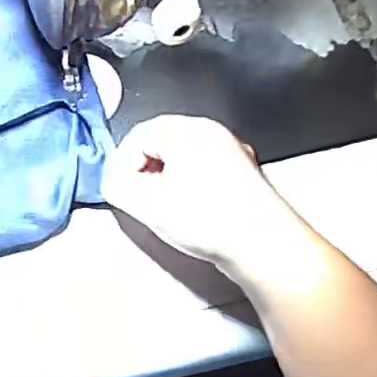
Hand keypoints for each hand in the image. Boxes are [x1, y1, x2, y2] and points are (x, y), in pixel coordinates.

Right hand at [100, 115, 306, 277]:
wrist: (263, 245)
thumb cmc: (212, 221)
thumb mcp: (148, 205)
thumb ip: (119, 187)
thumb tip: (114, 182)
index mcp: (188, 131)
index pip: (138, 135)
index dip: (122, 163)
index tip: (119, 187)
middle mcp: (214, 135)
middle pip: (163, 144)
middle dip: (144, 171)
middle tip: (138, 198)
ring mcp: (232, 155)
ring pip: (185, 160)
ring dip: (167, 182)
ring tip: (164, 210)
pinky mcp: (243, 178)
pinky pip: (206, 175)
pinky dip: (191, 190)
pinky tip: (192, 215)